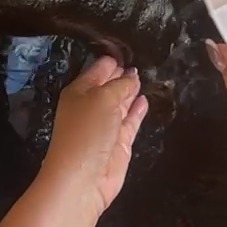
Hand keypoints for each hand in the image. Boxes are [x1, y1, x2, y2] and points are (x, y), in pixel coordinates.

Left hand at [39, 56, 148, 215]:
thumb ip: (121, 85)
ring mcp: (106, 126)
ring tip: (146, 77)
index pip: (98, 70)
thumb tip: (133, 77)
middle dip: (122, 75)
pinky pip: (131, 121)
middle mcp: (92, 106)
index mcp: (80, 92)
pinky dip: (137, 110)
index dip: (112, 60)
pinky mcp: (119, 143)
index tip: (128, 49)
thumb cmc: (87, 131)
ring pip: (121, 103)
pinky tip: (145, 99)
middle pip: (109, 86)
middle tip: (140, 61)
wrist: (83, 178)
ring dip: (131, 91)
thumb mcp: (103, 98)